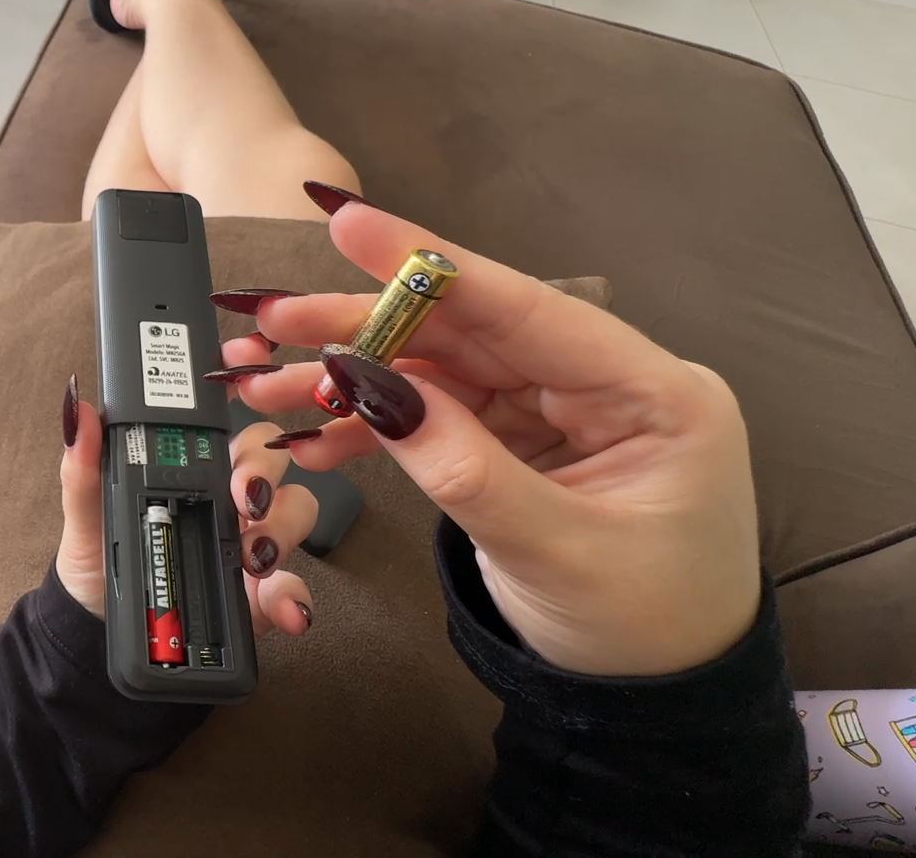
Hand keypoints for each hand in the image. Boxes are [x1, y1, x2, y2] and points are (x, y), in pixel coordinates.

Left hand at [56, 378, 315, 635]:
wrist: (100, 624)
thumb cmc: (98, 553)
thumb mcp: (85, 510)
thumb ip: (83, 466)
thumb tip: (79, 413)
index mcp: (186, 463)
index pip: (225, 410)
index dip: (245, 378)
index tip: (247, 360)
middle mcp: (225, 492)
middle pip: (268, 453)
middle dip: (263, 466)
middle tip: (242, 494)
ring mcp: (248, 537)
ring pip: (295, 508)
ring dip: (283, 525)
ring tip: (251, 553)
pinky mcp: (261, 591)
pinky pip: (295, 587)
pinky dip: (295, 595)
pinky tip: (280, 606)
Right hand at [231, 203, 760, 676]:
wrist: (639, 691)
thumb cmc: (636, 626)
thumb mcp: (551, 548)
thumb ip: (459, 463)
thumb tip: (369, 387)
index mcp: (648, 394)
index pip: (523, 307)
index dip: (428, 263)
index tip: (352, 224)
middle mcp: (588, 384)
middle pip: (455, 330)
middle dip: (357, 326)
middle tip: (275, 319)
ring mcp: (538, 409)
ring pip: (422, 368)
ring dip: (342, 379)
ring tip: (267, 385)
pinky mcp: (498, 435)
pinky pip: (417, 414)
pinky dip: (361, 425)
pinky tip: (311, 438)